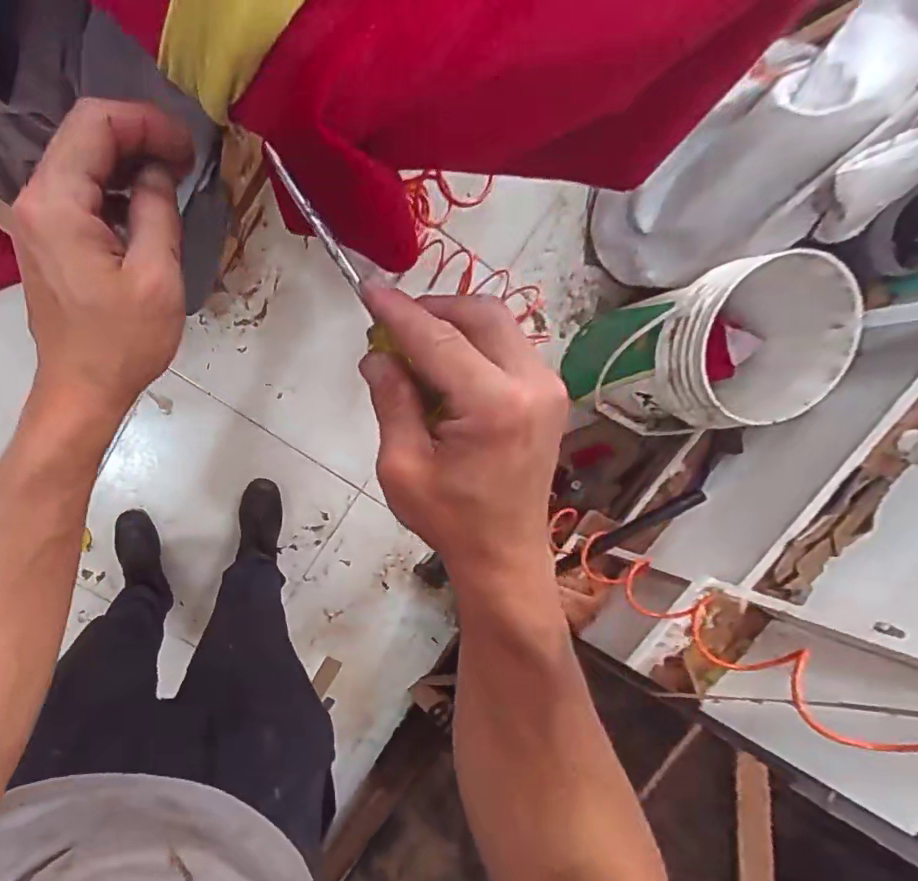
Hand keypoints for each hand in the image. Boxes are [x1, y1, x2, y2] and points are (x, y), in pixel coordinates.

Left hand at [10, 99, 194, 420]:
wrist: (81, 392)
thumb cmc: (121, 344)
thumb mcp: (156, 276)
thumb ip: (158, 209)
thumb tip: (158, 175)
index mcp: (57, 202)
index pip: (96, 122)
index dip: (147, 122)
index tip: (187, 149)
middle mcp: (34, 200)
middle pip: (84, 137)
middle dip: (139, 138)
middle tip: (184, 164)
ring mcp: (34, 221)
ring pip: (81, 164)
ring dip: (127, 165)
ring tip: (171, 185)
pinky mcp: (43, 242)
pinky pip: (77, 196)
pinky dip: (113, 192)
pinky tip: (144, 213)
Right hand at [360, 287, 565, 584]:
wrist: (504, 553)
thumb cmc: (449, 520)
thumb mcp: (401, 466)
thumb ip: (391, 402)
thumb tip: (378, 355)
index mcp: (494, 406)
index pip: (439, 339)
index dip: (400, 312)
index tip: (369, 290)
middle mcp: (531, 384)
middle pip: (481, 314)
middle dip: (432, 309)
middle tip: (392, 325)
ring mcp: (548, 387)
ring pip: (499, 325)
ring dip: (454, 324)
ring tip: (414, 348)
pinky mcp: (549, 395)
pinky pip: (509, 348)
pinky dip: (474, 344)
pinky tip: (445, 368)